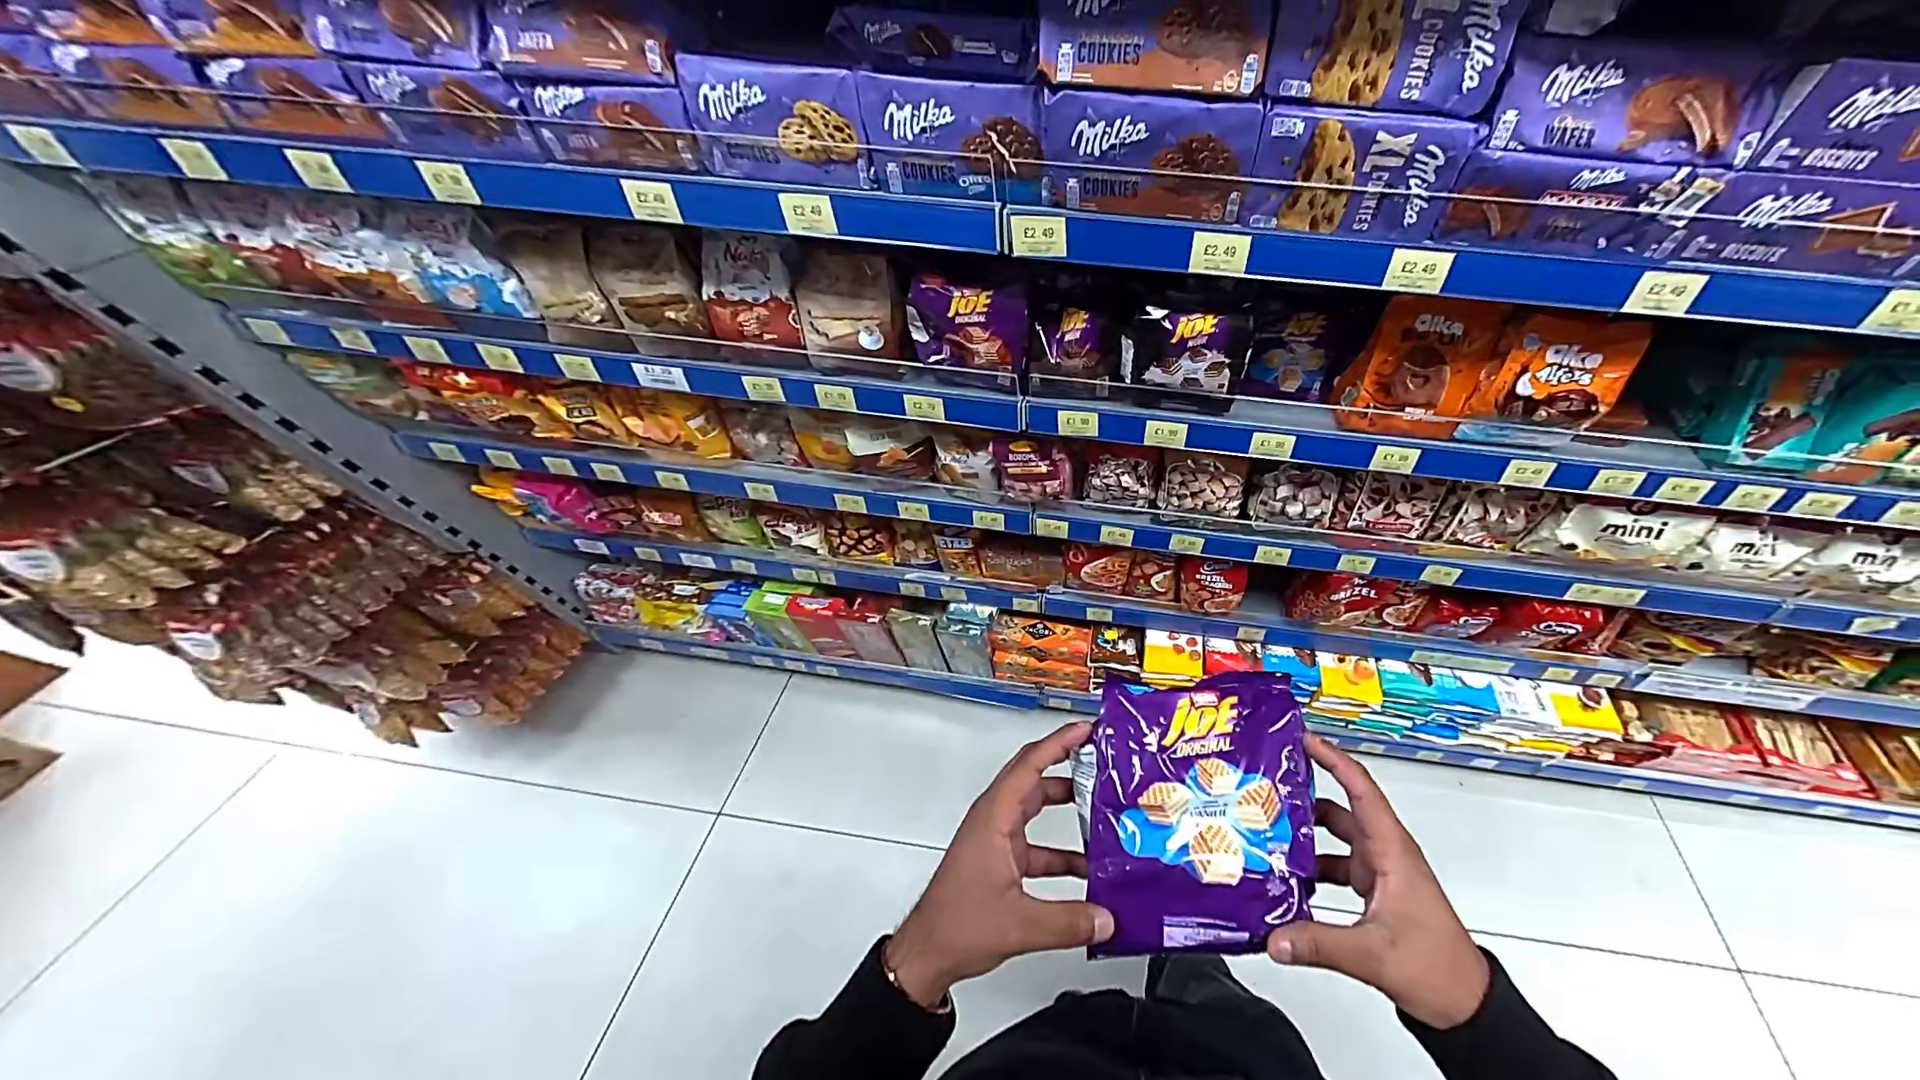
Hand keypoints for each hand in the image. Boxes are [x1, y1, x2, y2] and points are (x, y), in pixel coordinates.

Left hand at [885, 721, 1114, 1007]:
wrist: (928, 951)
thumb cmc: (955, 923)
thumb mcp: (1020, 924)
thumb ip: (1070, 921)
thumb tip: (1106, 917)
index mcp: (994, 817)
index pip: (1030, 764)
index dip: (1059, 742)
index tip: (1085, 729)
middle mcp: (994, 819)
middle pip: (1034, 779)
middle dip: (1068, 765)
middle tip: (1099, 759)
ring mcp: (997, 838)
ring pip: (1037, 810)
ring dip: (1067, 808)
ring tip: (1102, 809)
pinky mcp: (1000, 859)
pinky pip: (1038, 844)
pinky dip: (1062, 851)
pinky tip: (1088, 868)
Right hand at [1266, 734, 1489, 1029]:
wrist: (1468, 1006)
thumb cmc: (1440, 970)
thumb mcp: (1373, 954)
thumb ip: (1318, 943)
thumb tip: (1274, 937)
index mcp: (1392, 852)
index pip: (1361, 790)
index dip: (1333, 759)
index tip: (1304, 739)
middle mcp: (1384, 853)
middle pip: (1339, 808)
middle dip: (1303, 793)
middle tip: (1268, 783)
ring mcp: (1378, 870)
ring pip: (1333, 836)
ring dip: (1303, 832)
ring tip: (1267, 830)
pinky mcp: (1371, 889)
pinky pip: (1332, 862)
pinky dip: (1309, 864)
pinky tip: (1286, 876)